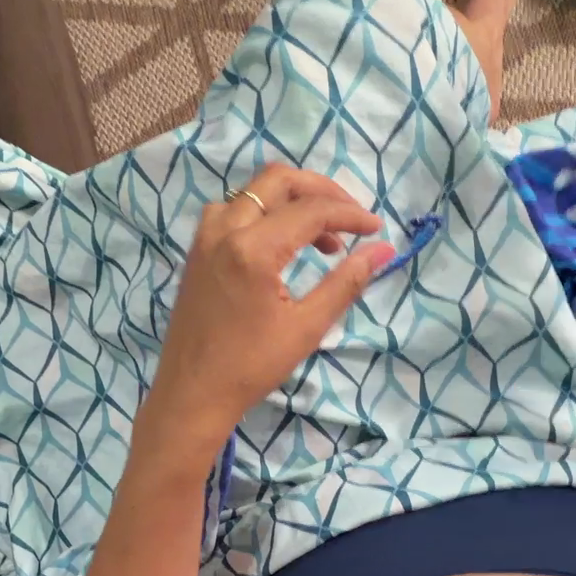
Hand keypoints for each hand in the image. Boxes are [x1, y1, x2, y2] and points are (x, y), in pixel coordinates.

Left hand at [137, 165, 393, 465]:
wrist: (192, 394)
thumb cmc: (250, 367)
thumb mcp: (306, 328)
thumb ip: (345, 283)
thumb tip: (383, 250)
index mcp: (253, 249)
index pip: (312, 210)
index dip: (350, 215)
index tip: (376, 230)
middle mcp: (224, 230)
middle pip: (279, 181)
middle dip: (321, 192)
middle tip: (350, 219)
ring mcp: (205, 238)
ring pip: (253, 193)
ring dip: (290, 202)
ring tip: (320, 239)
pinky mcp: (197, 251)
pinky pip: (233, 211)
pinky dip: (263, 214)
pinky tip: (280, 246)